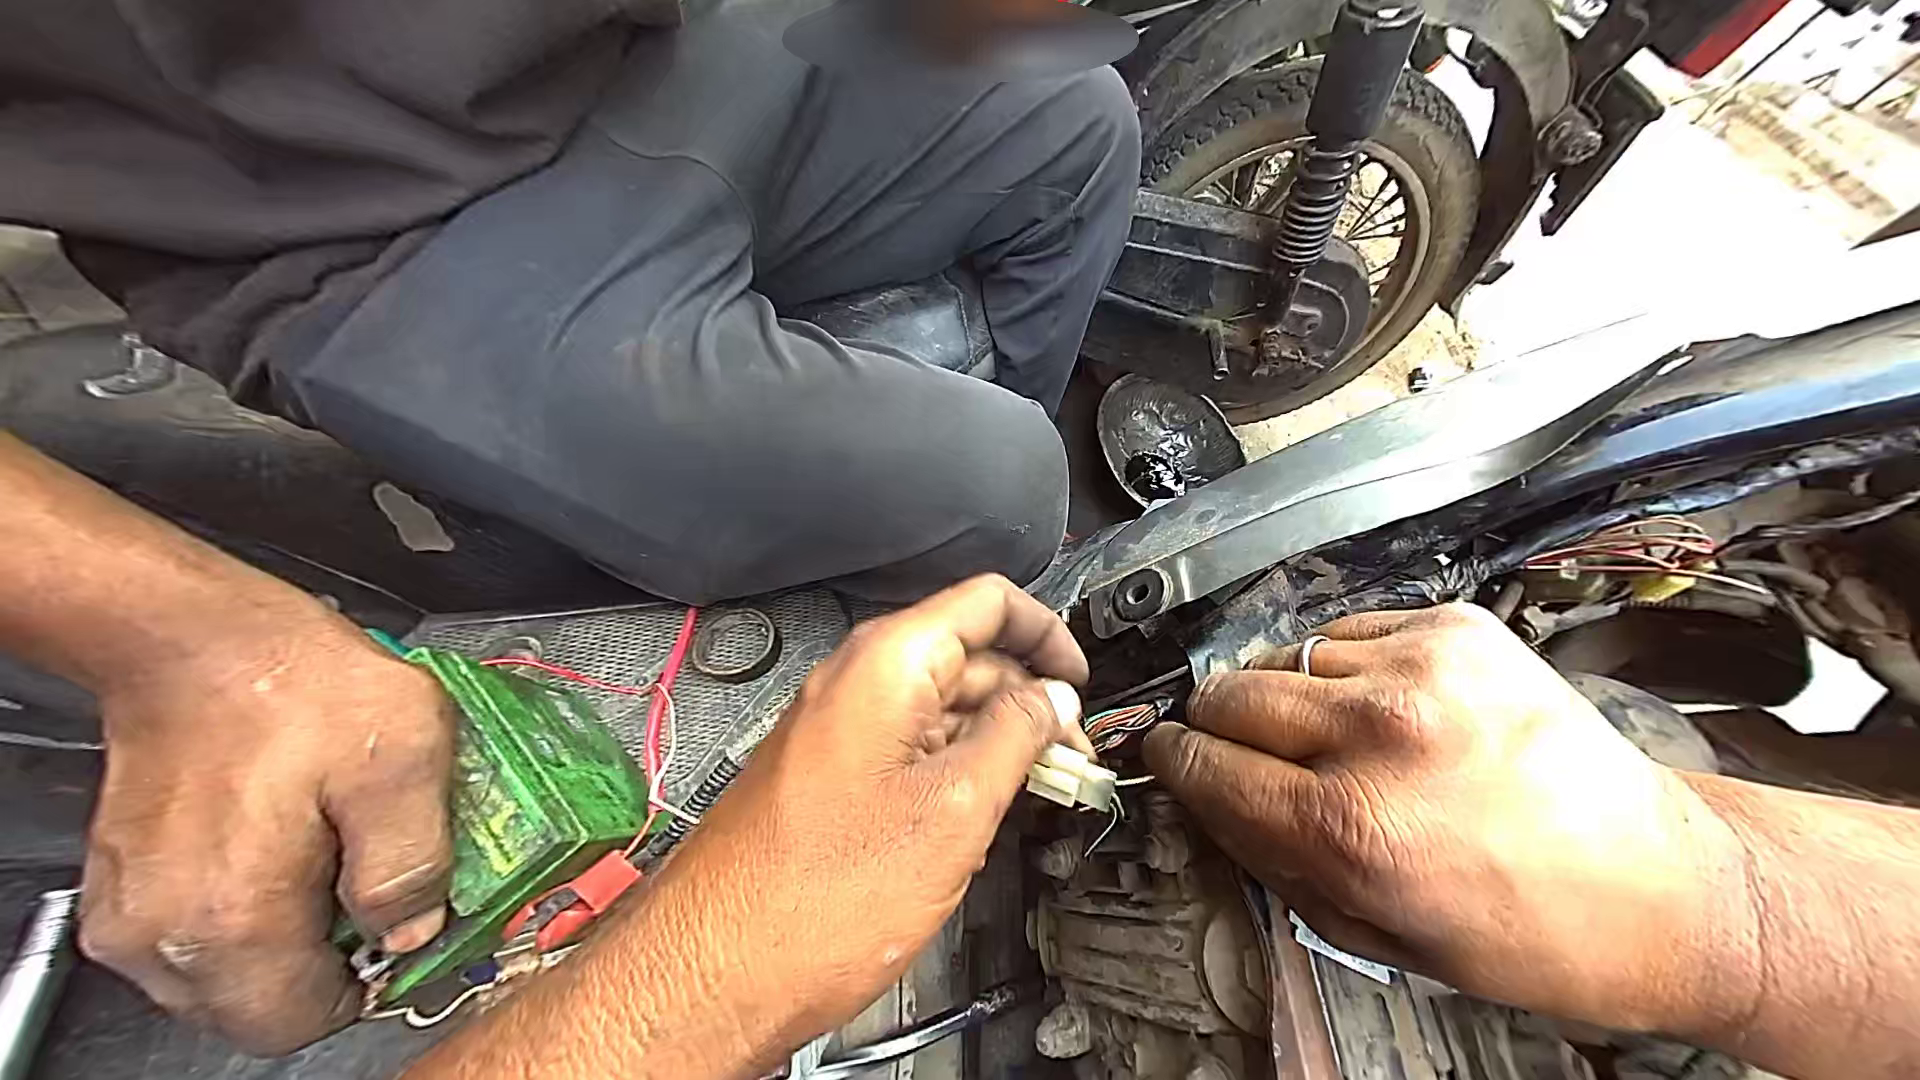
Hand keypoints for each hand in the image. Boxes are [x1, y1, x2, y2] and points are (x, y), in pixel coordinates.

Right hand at [79, 600, 455, 1054]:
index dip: (370, 986)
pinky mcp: (145, 870)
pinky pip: (219, 918)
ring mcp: (141, 906)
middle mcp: (162, 936)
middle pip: (265, 998)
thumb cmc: (316, 696)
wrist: (218, 645)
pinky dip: (278, 898)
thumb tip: (414, 934)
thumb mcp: (405, 771)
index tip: (421, 934)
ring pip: (242, 962)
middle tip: (406, 886)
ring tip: (371, 851)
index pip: (296, 1021)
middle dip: (345, 956)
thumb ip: (410, 864)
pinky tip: (325, 836)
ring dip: (314, 925)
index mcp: (233, 920)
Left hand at [653, 574, 1087, 1047]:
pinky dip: (957, 761)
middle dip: (1027, 698)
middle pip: (971, 655)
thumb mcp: (954, 806)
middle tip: (1066, 753)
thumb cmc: (813, 895)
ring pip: (944, 701)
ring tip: (1030, 788)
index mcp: (890, 661)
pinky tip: (977, 809)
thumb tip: (1053, 697)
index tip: (1076, 676)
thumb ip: (1017, 734)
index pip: (989, 602)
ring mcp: (847, 718)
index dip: (1046, 632)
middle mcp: (862, 676)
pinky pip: (914, 738)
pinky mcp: (838, 759)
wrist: (714, 966)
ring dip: (995, 737)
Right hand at [1144, 604, 1761, 1037]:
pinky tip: (1381, 703)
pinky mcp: (1452, 626)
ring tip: (1331, 730)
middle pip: (1225, 695)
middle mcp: (1380, 733)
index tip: (1165, 750)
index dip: (1173, 758)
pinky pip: (1338, 635)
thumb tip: (1199, 789)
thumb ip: (1264, 853)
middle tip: (1243, 745)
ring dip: (1284, 695)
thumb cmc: (1523, 929)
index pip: (1206, 764)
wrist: (1678, 888)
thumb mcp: (1369, 928)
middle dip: (1217, 724)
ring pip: (1277, 659)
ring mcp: (1419, 667)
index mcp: (1354, 826)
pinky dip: (1338, 669)